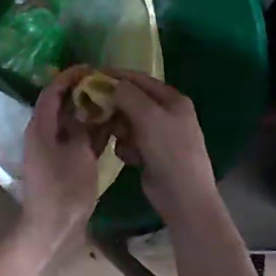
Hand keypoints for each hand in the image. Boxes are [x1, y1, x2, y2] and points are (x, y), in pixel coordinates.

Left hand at [18, 66, 107, 253]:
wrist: (52, 232)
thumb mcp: (79, 153)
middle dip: (84, 92)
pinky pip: (78, 138)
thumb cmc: (63, 190)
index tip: (92, 67)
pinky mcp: (64, 164)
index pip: (53, 91)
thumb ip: (85, 126)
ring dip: (90, 111)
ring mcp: (54, 150)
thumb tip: (91, 106)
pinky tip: (113, 127)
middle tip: (109, 84)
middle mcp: (44, 134)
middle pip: (63, 104)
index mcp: (41, 127)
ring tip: (115, 101)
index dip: (70, 76)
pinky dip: (92, 131)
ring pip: (72, 122)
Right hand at [105, 69, 218, 223]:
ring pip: (128, 122)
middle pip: (132, 100)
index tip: (92, 77)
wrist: (184, 198)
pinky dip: (126, 147)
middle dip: (115, 107)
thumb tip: (112, 83)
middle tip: (95, 112)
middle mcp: (166, 113)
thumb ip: (128, 95)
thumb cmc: (169, 151)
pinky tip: (129, 158)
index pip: (139, 79)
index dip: (116, 77)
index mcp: (172, 99)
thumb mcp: (149, 117)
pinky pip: (130, 141)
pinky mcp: (150, 153)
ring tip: (120, 140)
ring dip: (120, 130)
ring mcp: (159, 134)